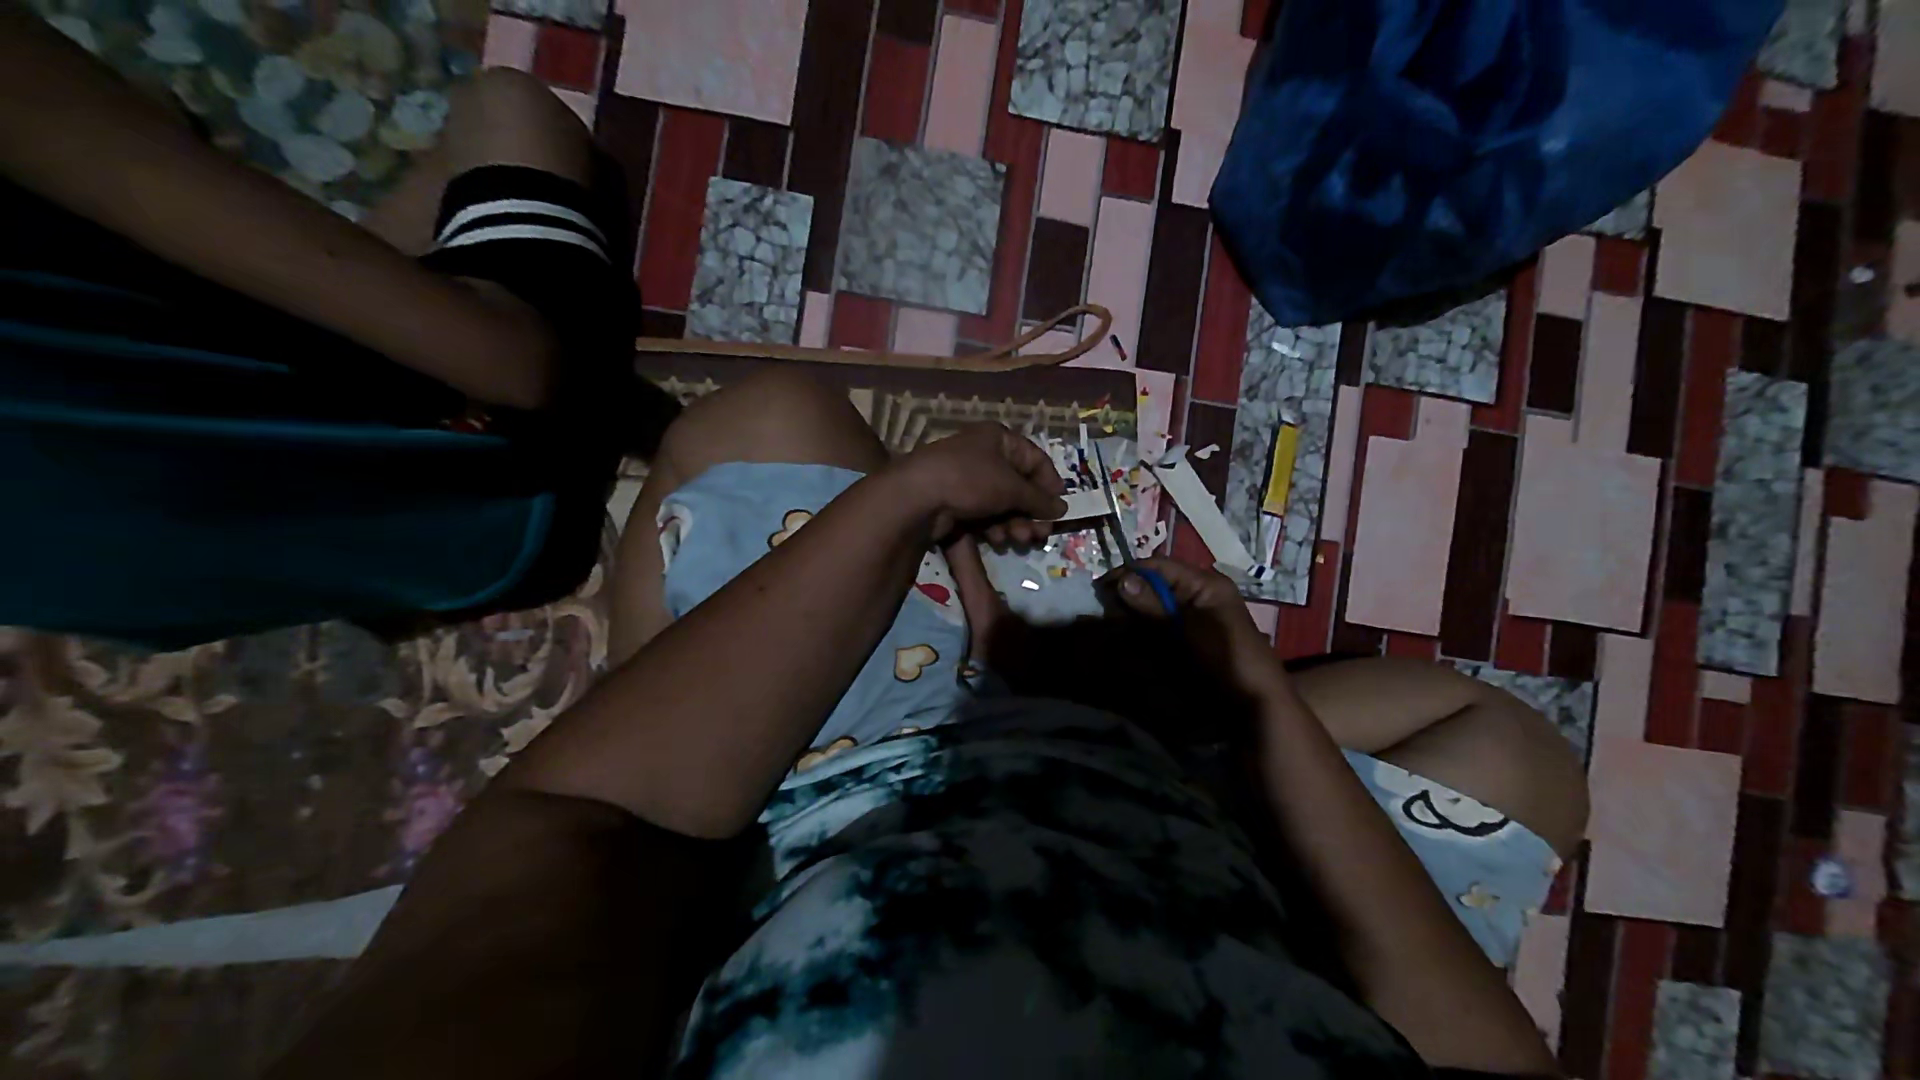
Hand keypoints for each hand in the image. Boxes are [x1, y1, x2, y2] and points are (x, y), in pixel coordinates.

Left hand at [887, 424, 1067, 544]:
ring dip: (1015, 523)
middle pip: (1019, 486)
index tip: (1058, 509)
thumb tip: (1062, 509)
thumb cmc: (969, 480)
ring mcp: (968, 480)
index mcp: (998, 439)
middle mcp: (984, 456)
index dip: (1050, 484)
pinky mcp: (956, 502)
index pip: (1035, 459)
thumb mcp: (1010, 487)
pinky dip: (995, 527)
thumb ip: (1039, 499)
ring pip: (1003, 504)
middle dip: (1032, 512)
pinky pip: (985, 514)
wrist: (917, 497)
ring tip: (1019, 539)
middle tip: (1040, 534)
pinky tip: (998, 540)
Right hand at [1105, 557, 1290, 701]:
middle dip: (1130, 595)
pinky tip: (1132, 639)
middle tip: (1106, 610)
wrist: (1253, 703)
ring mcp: (1195, 617)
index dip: (1130, 572)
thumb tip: (1122, 580)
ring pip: (1154, 605)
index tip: (1102, 587)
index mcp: (1206, 584)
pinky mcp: (1189, 638)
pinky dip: (1145, 630)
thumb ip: (1154, 605)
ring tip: (1115, 625)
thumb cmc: (1225, 658)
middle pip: (1156, 584)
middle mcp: (1199, 595)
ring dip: (1135, 615)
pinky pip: (1161, 626)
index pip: (1160, 566)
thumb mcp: (1188, 628)